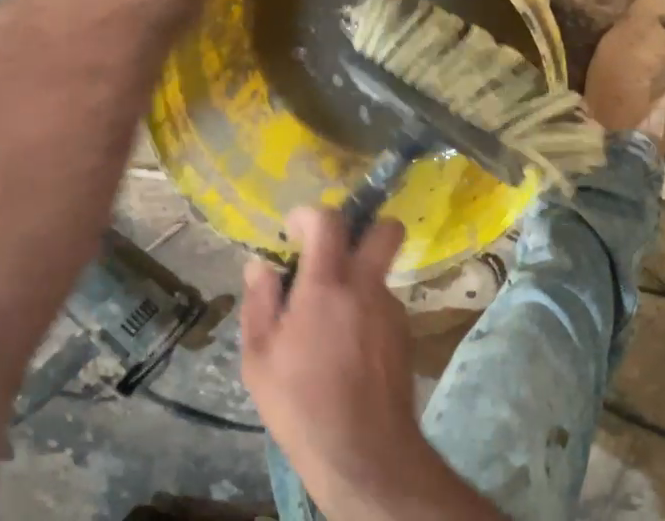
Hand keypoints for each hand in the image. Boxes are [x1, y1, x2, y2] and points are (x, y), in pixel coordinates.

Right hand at [241, 209, 427, 504]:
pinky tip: (347, 348)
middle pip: (386, 230)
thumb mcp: (259, 357)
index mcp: (327, 286)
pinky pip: (384, 305)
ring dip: (358, 281)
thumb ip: (260, 302)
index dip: (310, 214)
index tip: (295, 228)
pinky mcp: (405, 332)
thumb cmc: (300, 403)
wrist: (363, 449)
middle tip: (334, 253)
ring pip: (380, 273)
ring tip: (328, 323)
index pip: (329, 222)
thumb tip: (261, 265)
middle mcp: (367, 287)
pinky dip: (366, 312)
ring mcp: (392, 308)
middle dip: (364, 228)